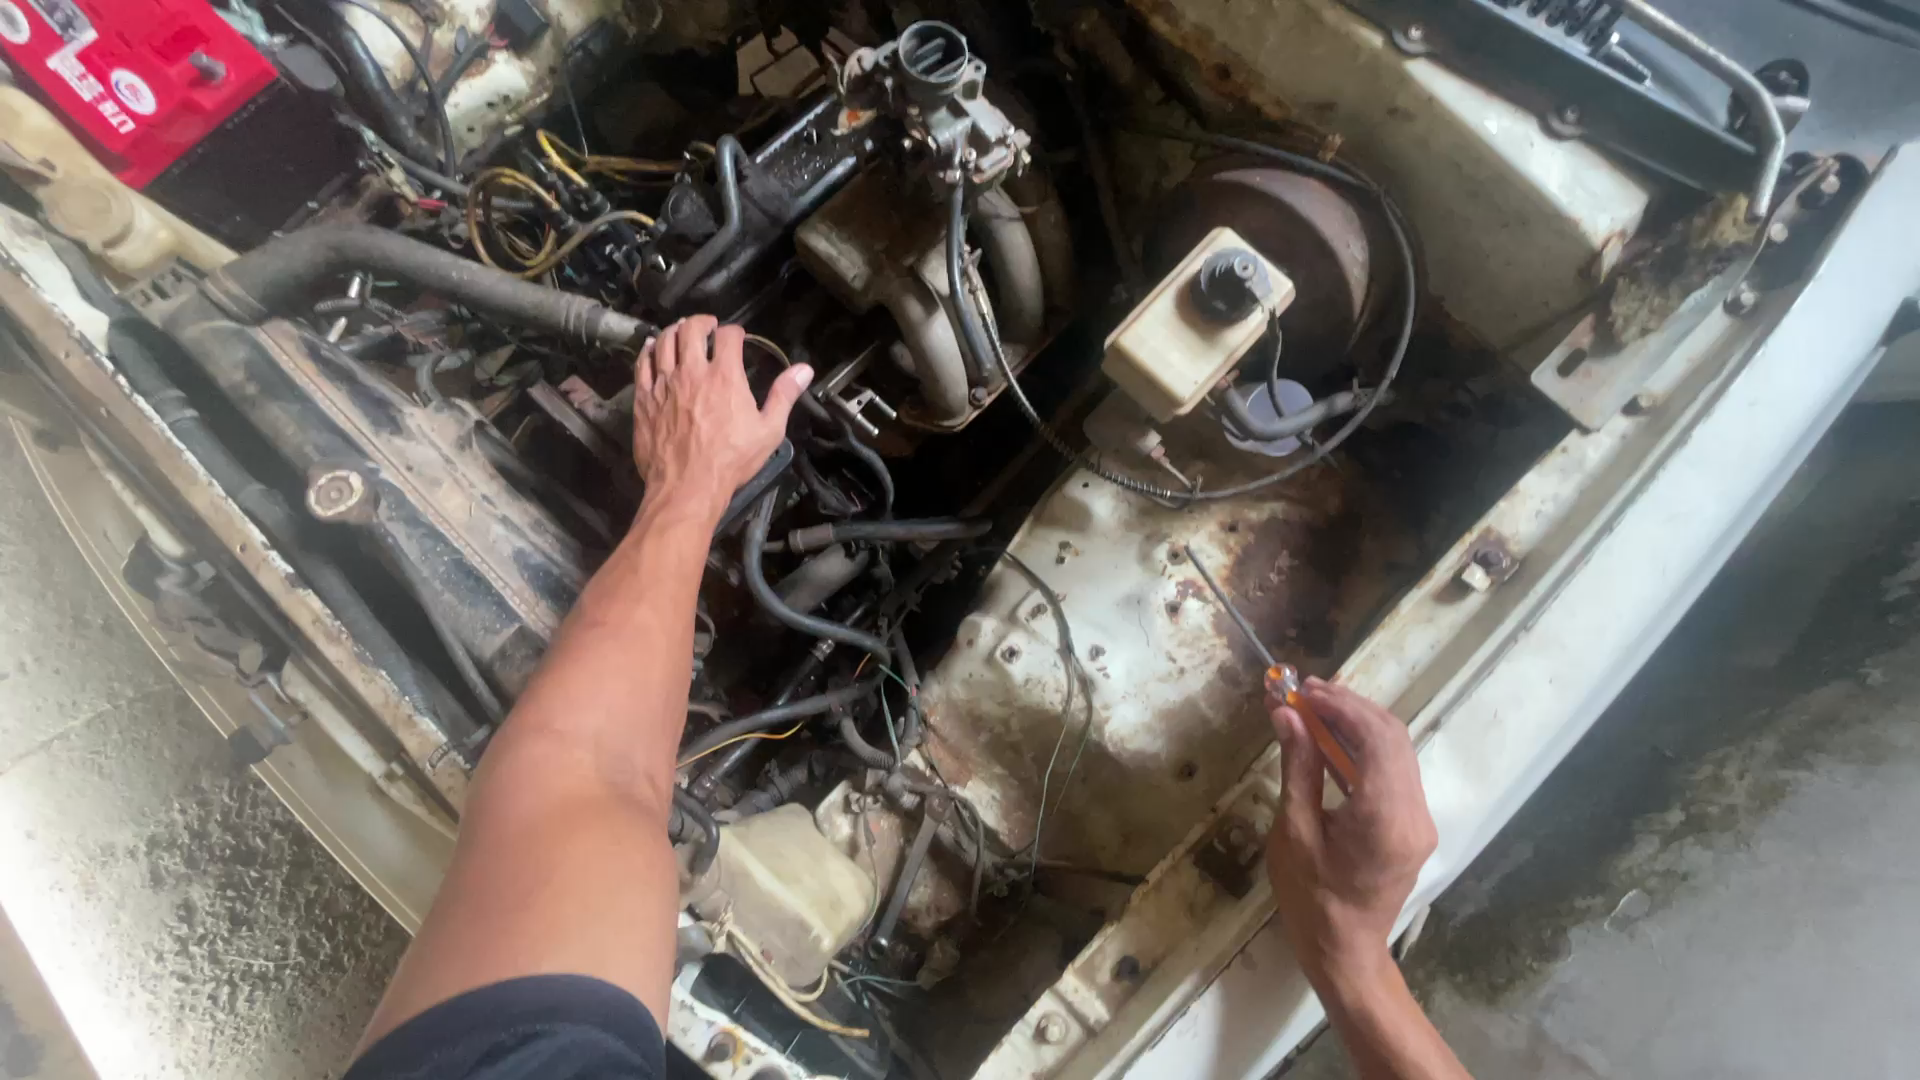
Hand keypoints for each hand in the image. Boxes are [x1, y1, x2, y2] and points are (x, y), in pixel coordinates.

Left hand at [632, 316, 811, 516]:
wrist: (688, 485)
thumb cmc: (731, 461)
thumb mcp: (768, 430)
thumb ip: (784, 395)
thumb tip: (804, 370)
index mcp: (725, 377)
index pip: (728, 337)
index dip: (734, 331)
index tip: (737, 335)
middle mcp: (692, 372)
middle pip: (691, 330)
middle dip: (701, 322)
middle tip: (707, 325)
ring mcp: (664, 383)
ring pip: (664, 341)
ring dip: (674, 330)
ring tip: (680, 331)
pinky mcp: (645, 398)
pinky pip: (643, 364)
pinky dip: (648, 350)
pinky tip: (652, 348)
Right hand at [1266, 678, 1436, 998]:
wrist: (1343, 949)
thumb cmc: (1310, 894)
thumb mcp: (1295, 828)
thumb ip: (1297, 765)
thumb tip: (1286, 714)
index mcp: (1386, 817)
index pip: (1377, 739)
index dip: (1341, 706)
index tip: (1301, 690)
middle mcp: (1414, 814)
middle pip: (1392, 737)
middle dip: (1348, 706)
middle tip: (1302, 690)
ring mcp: (1418, 820)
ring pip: (1395, 750)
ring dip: (1354, 722)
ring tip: (1309, 706)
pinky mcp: (1410, 824)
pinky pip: (1391, 770)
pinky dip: (1360, 746)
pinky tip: (1327, 737)